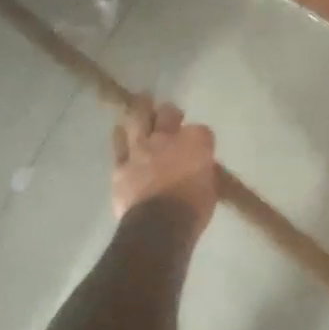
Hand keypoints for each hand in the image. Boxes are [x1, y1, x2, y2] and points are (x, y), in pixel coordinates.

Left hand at [110, 96, 216, 233]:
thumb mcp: (210, 190)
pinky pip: (118, 143)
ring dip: (141, 110)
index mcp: (196, 143)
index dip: (201, 138)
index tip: (201, 147)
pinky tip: (120, 132)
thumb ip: (203, 173)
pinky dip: (120, 137)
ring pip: (138, 117)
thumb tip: (199, 170)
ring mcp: (141, 148)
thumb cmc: (192, 211)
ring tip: (142, 103)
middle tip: (171, 114)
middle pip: (168, 112)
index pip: (202, 130)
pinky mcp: (121, 164)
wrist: (158, 226)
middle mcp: (167, 138)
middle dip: (171, 112)